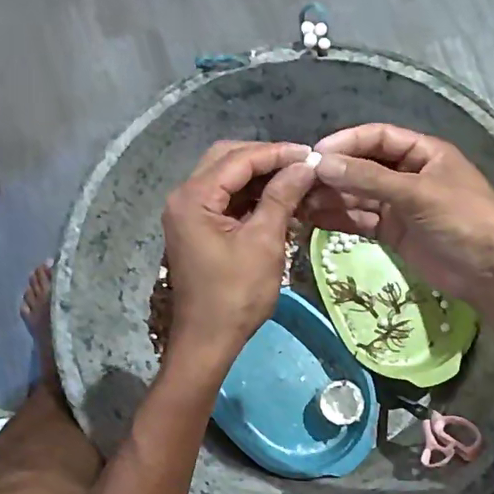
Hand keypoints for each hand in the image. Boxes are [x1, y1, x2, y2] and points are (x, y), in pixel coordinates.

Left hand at [162, 141, 316, 359]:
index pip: (238, 159)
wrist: (208, 340)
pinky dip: (249, 197)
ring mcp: (187, 213)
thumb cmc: (236, 295)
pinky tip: (277, 200)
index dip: (276, 153)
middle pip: (226, 160)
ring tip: (294, 181)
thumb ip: (281, 197)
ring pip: (225, 179)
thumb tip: (304, 165)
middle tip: (301, 165)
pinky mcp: (195, 229)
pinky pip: (223, 199)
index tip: (310, 155)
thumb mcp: (263, 243)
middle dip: (265, 160)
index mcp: (193, 198)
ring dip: (258, 177)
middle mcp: (183, 198)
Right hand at [302, 123, 493, 299]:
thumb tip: (323, 165)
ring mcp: (399, 205)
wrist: (489, 272)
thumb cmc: (463, 220)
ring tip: (298, 204)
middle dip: (333, 174)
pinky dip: (340, 220)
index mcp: (423, 153)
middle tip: (298, 183)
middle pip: (363, 167)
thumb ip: (369, 179)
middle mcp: (408, 174)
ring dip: (331, 198)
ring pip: (358, 195)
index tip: (314, 155)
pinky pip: (361, 220)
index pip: (378, 138)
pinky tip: (314, 220)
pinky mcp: (392, 232)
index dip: (346, 143)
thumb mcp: (417, 194)